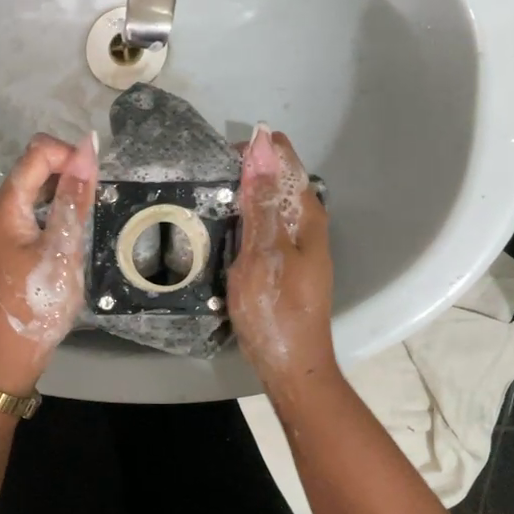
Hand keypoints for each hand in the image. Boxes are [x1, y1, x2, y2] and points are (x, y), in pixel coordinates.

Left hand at [0, 132, 98, 395]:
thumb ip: (74, 199)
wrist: (12, 349)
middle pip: (35, 164)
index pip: (39, 152)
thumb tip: (87, 149)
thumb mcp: (62, 248)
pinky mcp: (14, 240)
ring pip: (37, 186)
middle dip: (69, 168)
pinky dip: (57, 207)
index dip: (71, 154)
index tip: (98, 178)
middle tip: (96, 197)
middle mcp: (1, 207)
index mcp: (7, 204)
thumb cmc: (39, 299)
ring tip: (90, 212)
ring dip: (65, 188)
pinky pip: (37, 208)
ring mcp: (5, 225)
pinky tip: (74, 226)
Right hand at [228, 125, 337, 395]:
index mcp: (307, 217)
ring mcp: (296, 247)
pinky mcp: (282, 265)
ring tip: (207, 192)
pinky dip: (243, 220)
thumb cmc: (276, 309)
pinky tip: (221, 228)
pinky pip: (263, 228)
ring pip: (270, 206)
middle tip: (206, 171)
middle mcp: (306, 226)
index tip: (220, 152)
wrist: (292, 364)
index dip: (258, 150)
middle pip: (279, 183)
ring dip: (244, 195)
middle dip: (248, 169)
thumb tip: (260, 149)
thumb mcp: (263, 253)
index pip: (286, 163)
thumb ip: (261, 203)